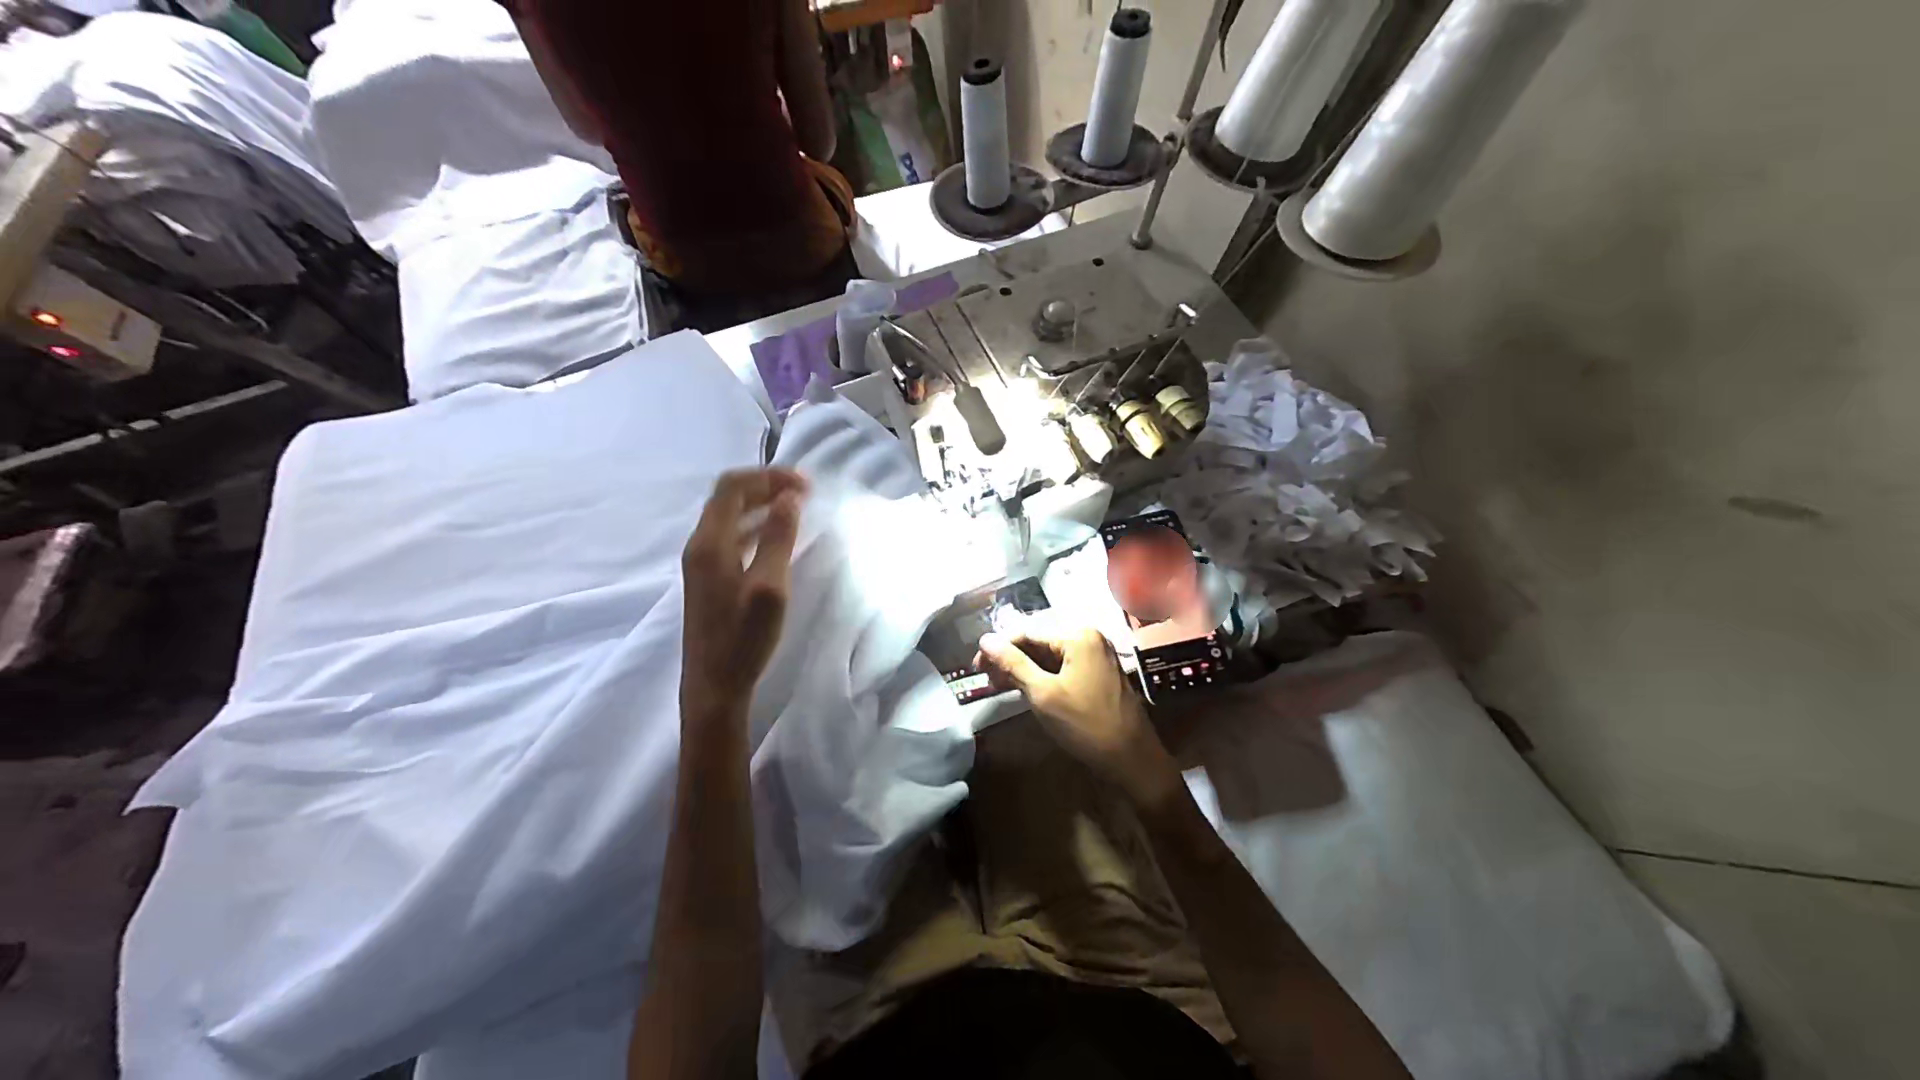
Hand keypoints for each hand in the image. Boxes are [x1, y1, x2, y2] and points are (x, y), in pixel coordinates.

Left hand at [680, 468, 808, 717]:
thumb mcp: (769, 587)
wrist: (713, 685)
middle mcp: (699, 545)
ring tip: (795, 506)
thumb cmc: (743, 639)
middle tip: (804, 491)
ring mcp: (700, 562)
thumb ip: (778, 539)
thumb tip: (788, 498)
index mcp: (710, 543)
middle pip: (727, 497)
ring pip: (728, 516)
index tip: (805, 484)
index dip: (768, 476)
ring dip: (760, 504)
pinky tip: (775, 536)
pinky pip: (730, 535)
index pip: (733, 487)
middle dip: (765, 485)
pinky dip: (753, 525)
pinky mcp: (708, 577)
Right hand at [975, 627, 1180, 806]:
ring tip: (1000, 686)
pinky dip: (1043, 677)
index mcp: (1078, 636)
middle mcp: (1090, 638)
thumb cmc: (1086, 725)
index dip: (998, 649)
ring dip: (1024, 670)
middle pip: (1039, 643)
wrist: (1133, 760)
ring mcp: (1097, 656)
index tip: (976, 666)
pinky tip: (1025, 690)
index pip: (1027, 633)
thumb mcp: (1043, 694)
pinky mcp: (1098, 674)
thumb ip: (1013, 664)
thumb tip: (985, 639)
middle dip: (1011, 660)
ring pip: (1050, 657)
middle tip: (986, 680)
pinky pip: (1063, 668)